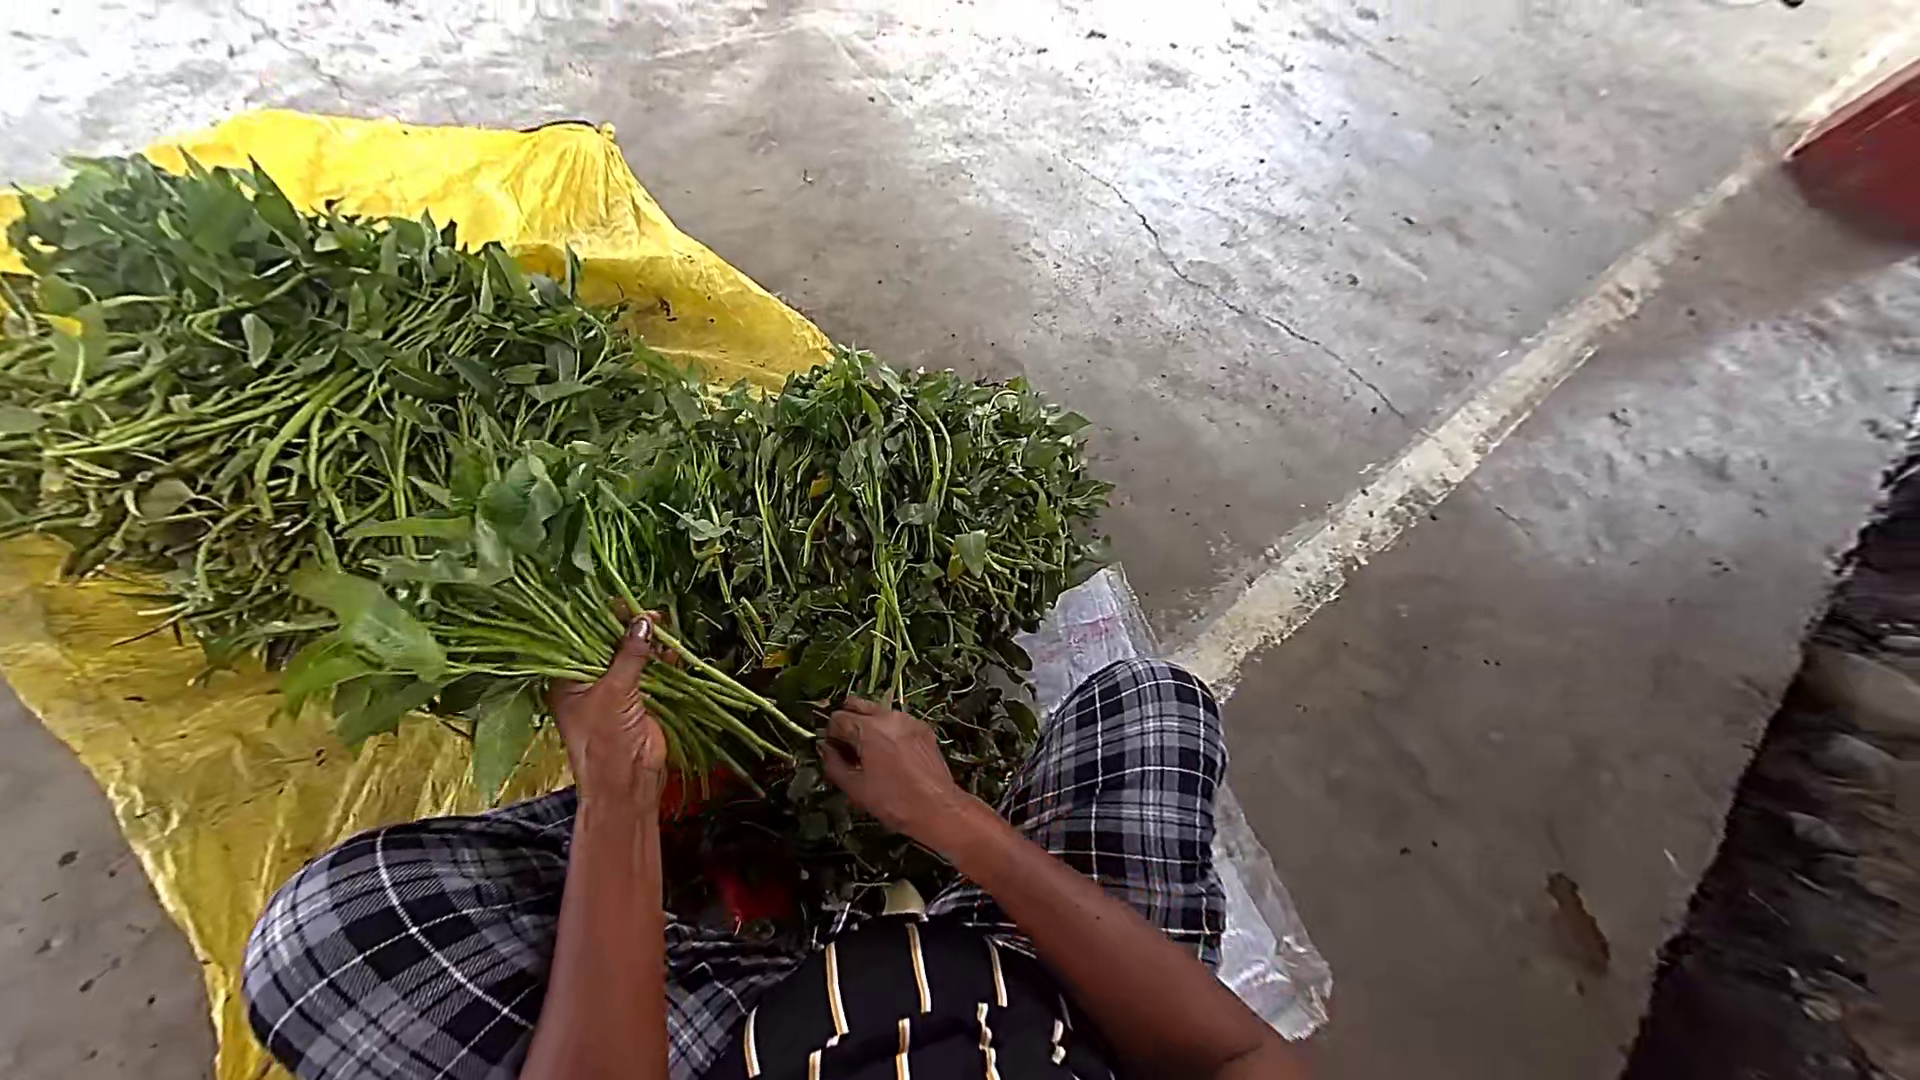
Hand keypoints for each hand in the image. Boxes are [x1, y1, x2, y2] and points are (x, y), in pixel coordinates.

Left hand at [550, 616, 666, 809]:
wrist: (627, 780)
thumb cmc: (605, 739)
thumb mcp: (614, 691)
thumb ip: (629, 654)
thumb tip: (643, 621)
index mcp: (567, 680)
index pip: (581, 640)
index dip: (602, 621)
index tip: (624, 604)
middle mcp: (589, 681)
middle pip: (610, 645)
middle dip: (630, 629)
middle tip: (651, 615)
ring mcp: (615, 689)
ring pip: (633, 656)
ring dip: (649, 642)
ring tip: (665, 628)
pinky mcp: (640, 698)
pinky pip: (651, 670)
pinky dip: (662, 659)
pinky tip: (671, 650)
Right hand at [821, 697, 976, 845]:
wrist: (936, 808)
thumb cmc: (896, 801)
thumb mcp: (855, 788)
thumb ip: (833, 764)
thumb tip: (826, 750)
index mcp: (869, 728)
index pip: (837, 718)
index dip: (830, 736)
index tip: (834, 752)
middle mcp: (889, 717)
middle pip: (857, 704)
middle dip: (847, 723)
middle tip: (847, 748)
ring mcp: (908, 720)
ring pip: (878, 712)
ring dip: (867, 726)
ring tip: (868, 755)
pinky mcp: (922, 728)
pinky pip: (897, 722)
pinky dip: (888, 731)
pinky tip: (889, 756)